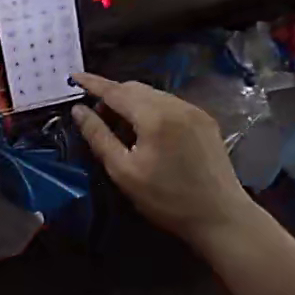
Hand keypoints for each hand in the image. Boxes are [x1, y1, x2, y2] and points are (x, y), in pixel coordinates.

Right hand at [71, 72, 255, 242]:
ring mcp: (194, 111)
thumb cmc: (166, 199)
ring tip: (121, 129)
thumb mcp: (123, 171)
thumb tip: (79, 110)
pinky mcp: (205, 121)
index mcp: (154, 116)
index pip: (115, 91)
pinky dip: (150, 109)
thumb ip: (98, 136)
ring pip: (152, 94)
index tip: (73, 77)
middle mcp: (176, 105)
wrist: (221, 217)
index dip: (92, 83)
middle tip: (96, 118)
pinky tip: (147, 132)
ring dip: (131, 103)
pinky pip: (169, 104)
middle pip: (134, 88)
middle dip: (111, 96)